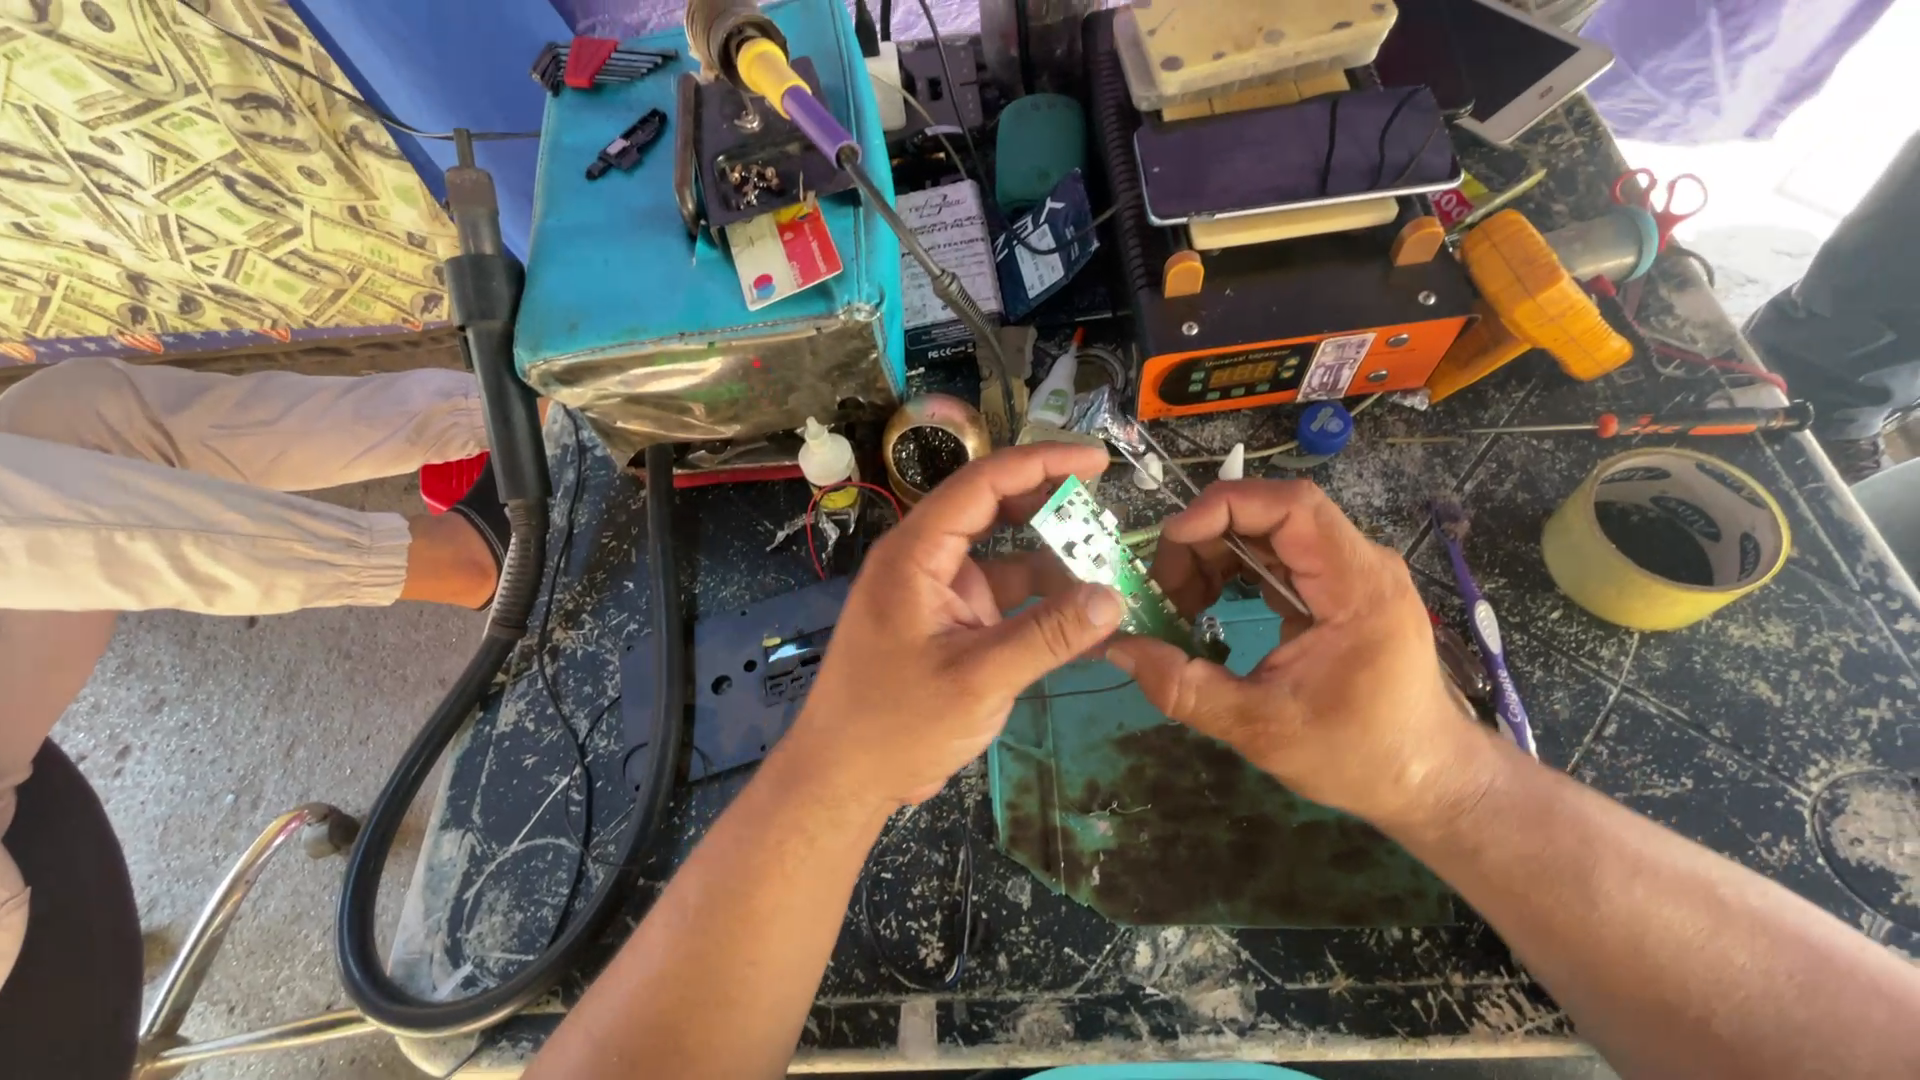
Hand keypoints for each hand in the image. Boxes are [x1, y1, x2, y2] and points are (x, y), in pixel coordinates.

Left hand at [786, 444, 1124, 806]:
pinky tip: (1081, 613)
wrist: (844, 775)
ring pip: (1002, 556)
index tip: (1096, 461)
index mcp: (916, 553)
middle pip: (991, 509)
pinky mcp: (948, 622)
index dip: (1041, 463)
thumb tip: (1113, 598)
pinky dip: (1039, 600)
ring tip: (1107, 565)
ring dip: (1050, 558)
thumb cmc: (897, 724)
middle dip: (1048, 504)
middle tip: (1106, 506)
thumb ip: (1047, 636)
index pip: (981, 484)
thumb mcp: (979, 679)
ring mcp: (937, 591)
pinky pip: (1001, 595)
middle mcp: (925, 560)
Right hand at [1106, 479, 1497, 832]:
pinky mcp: (1334, 589)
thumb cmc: (1358, 757)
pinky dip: (1231, 572)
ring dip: (1212, 556)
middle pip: (1270, 513)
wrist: (1425, 780)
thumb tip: (1118, 647)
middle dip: (1204, 540)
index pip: (1293, 506)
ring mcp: (1348, 573)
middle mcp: (1359, 564)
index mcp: (1358, 587)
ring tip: (1179, 604)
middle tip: (1162, 589)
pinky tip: (1205, 606)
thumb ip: (1185, 687)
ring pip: (1266, 532)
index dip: (1225, 507)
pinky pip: (1274, 557)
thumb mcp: (1261, 728)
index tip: (1171, 541)